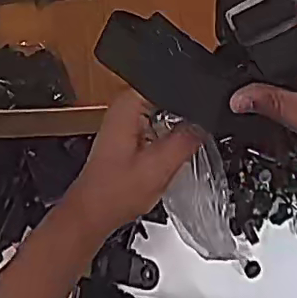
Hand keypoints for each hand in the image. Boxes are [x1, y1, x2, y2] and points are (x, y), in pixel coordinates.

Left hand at [60, 89, 203, 239]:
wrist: (93, 214)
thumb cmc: (113, 193)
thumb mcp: (159, 168)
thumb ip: (185, 141)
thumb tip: (203, 125)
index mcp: (129, 102)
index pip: (168, 83)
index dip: (187, 100)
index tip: (196, 121)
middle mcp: (125, 105)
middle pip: (169, 97)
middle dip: (181, 119)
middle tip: (175, 146)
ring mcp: (125, 118)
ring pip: (164, 113)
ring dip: (173, 131)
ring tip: (165, 155)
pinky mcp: (128, 131)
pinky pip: (157, 126)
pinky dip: (164, 140)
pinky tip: (160, 159)